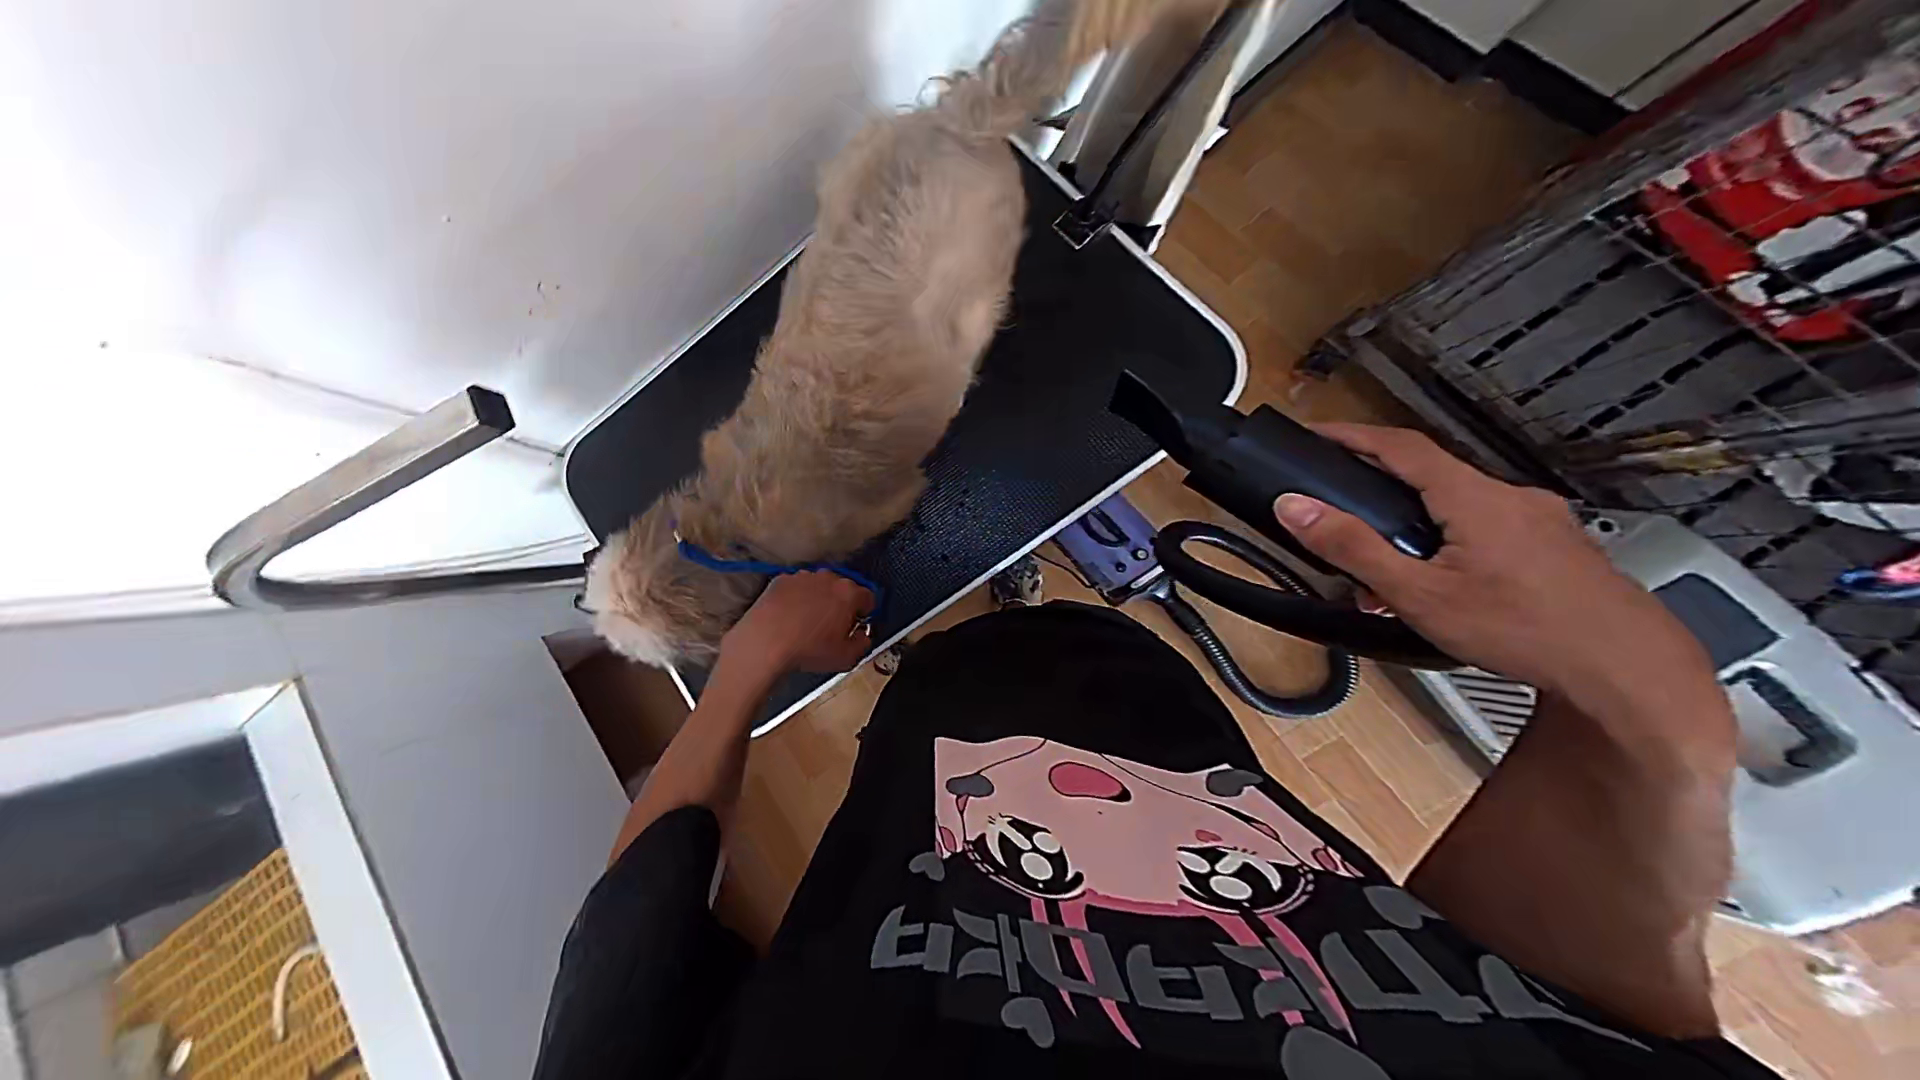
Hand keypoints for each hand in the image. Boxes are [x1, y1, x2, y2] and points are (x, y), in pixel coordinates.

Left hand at [718, 570, 874, 684]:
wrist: (765, 643)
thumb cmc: (806, 649)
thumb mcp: (847, 657)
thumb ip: (863, 643)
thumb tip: (862, 637)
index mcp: (849, 594)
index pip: (869, 597)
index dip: (865, 613)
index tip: (857, 623)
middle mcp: (828, 579)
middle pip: (844, 588)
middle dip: (841, 604)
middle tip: (833, 627)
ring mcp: (803, 577)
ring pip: (819, 586)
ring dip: (819, 599)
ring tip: (808, 624)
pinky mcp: (781, 581)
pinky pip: (796, 587)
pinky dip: (796, 598)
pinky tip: (790, 617)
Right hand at [1271, 424, 1718, 709]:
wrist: (1630, 675)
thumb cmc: (1529, 633)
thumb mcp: (1417, 592)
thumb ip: (1351, 547)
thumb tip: (1297, 507)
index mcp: (1476, 498)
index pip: (1400, 445)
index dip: (1352, 435)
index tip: (1317, 434)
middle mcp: (1513, 499)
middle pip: (1426, 478)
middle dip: (1377, 498)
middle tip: (1343, 524)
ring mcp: (1540, 522)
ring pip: (1456, 509)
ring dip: (1412, 532)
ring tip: (1388, 579)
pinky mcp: (1554, 548)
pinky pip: (1486, 530)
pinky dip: (1448, 546)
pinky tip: (1439, 588)